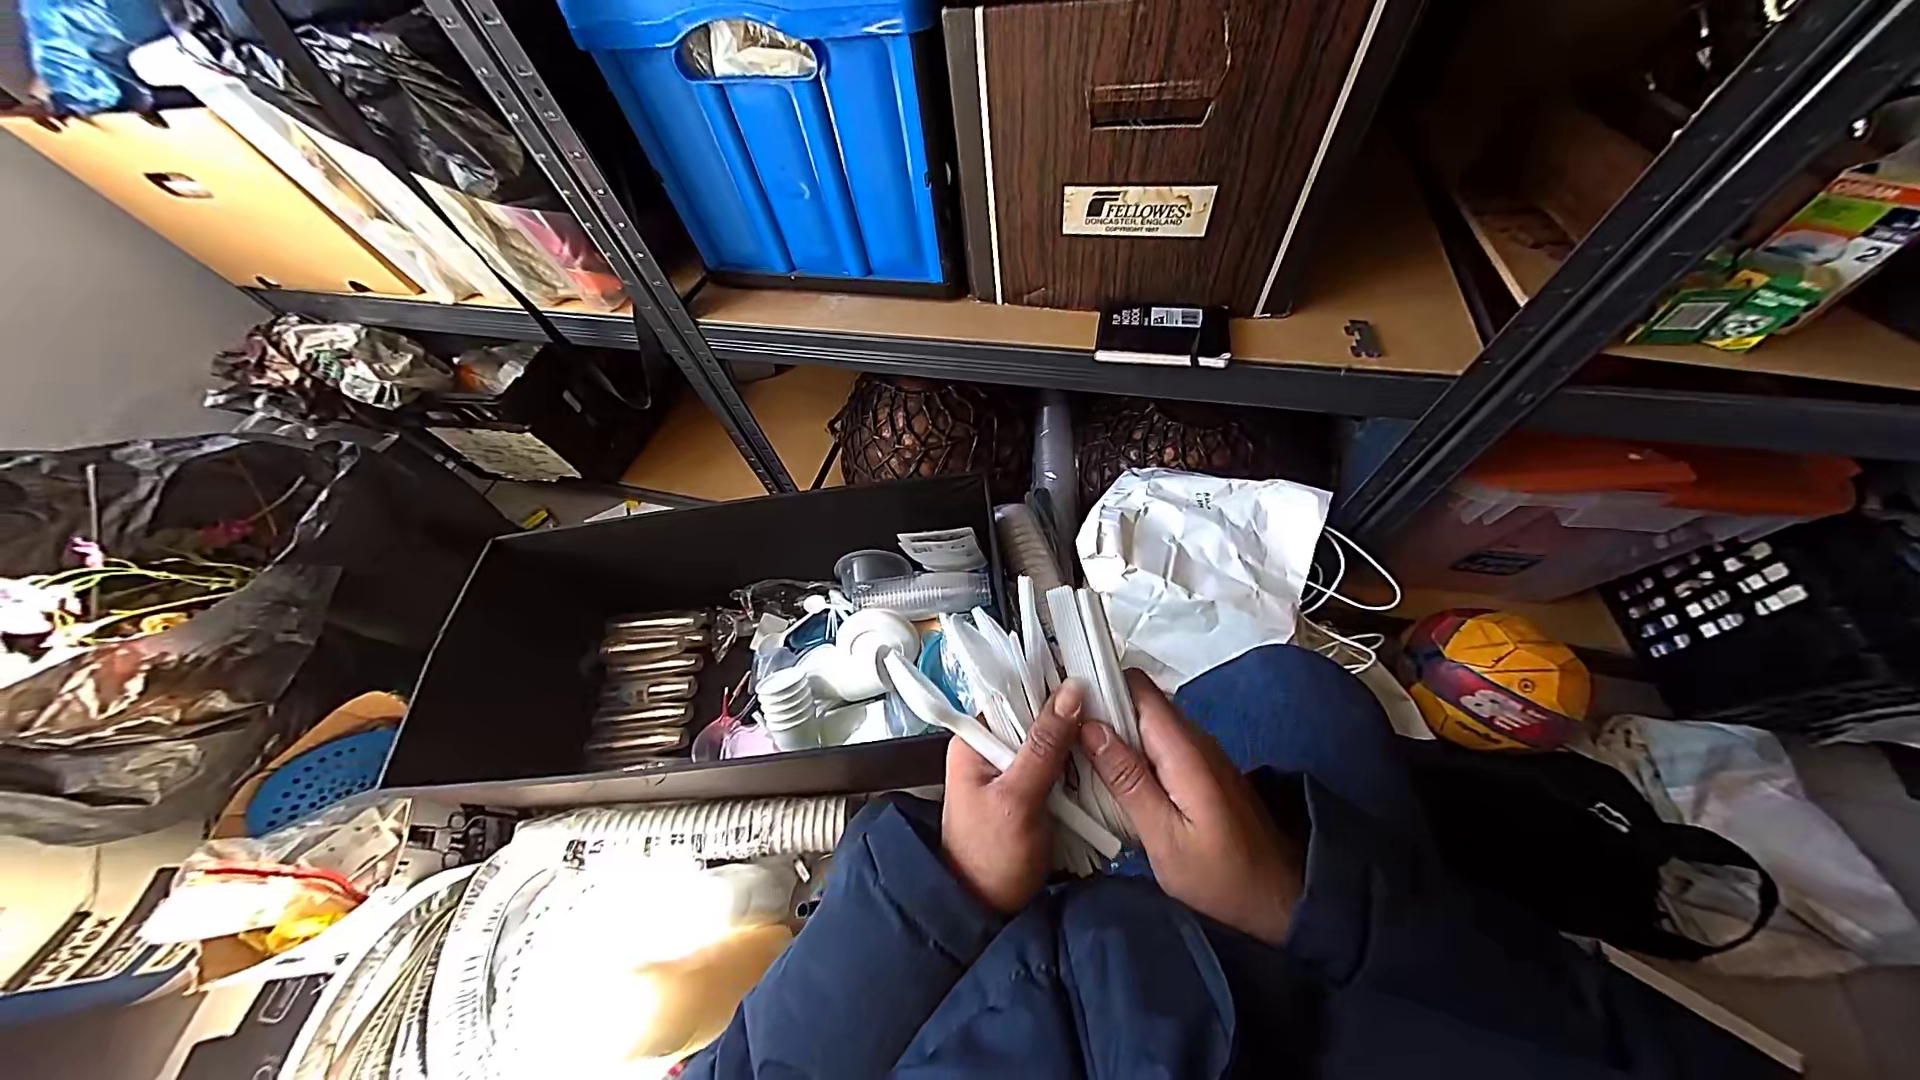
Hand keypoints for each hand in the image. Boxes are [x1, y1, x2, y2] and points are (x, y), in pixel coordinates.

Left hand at [942, 680, 1085, 913]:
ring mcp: (1011, 768)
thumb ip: (1044, 747)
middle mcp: (991, 747)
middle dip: (1069, 716)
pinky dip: (1077, 764)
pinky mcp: (1030, 788)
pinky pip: (1057, 763)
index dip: (1050, 687)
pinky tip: (1097, 765)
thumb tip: (1070, 694)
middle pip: (1035, 714)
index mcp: (975, 740)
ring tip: (1106, 737)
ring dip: (1076, 741)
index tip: (1087, 683)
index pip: (1014, 694)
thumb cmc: (989, 859)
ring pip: (1050, 739)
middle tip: (1105, 714)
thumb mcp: (1017, 799)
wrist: (987, 911)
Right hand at [1080, 671, 1304, 944]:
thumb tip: (1089, 727)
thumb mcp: (1165, 837)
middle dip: (1099, 711)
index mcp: (1182, 748)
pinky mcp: (1199, 769)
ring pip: (1144, 721)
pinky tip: (1111, 778)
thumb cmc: (1224, 879)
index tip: (1065, 705)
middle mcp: (1192, 738)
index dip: (1099, 685)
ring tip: (1079, 759)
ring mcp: (1198, 752)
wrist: (1284, 905)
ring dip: (1112, 733)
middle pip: (1137, 699)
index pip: (1135, 686)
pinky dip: (1130, 752)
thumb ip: (1126, 779)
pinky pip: (1156, 743)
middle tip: (1064, 739)